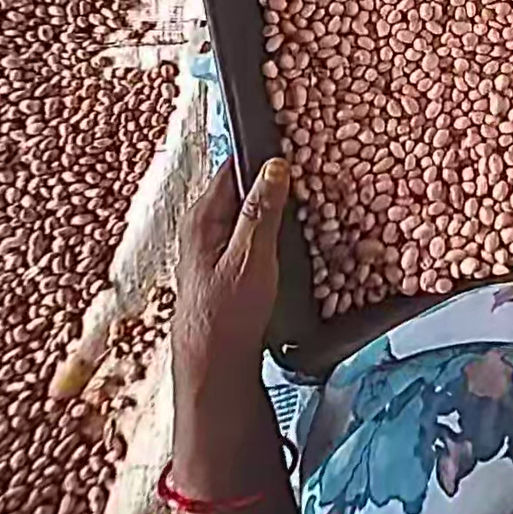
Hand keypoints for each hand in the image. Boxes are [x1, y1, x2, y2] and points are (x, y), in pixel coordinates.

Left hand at [169, 157, 289, 394]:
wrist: (215, 367)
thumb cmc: (228, 313)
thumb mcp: (251, 256)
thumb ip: (262, 209)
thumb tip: (275, 164)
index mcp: (202, 216)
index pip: (234, 166)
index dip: (264, 154)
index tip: (295, 147)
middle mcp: (203, 224)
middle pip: (243, 185)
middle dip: (274, 178)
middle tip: (310, 170)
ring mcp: (213, 243)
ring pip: (249, 207)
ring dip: (275, 202)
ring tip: (307, 195)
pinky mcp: (225, 260)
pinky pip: (251, 226)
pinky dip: (271, 222)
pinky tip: (292, 228)